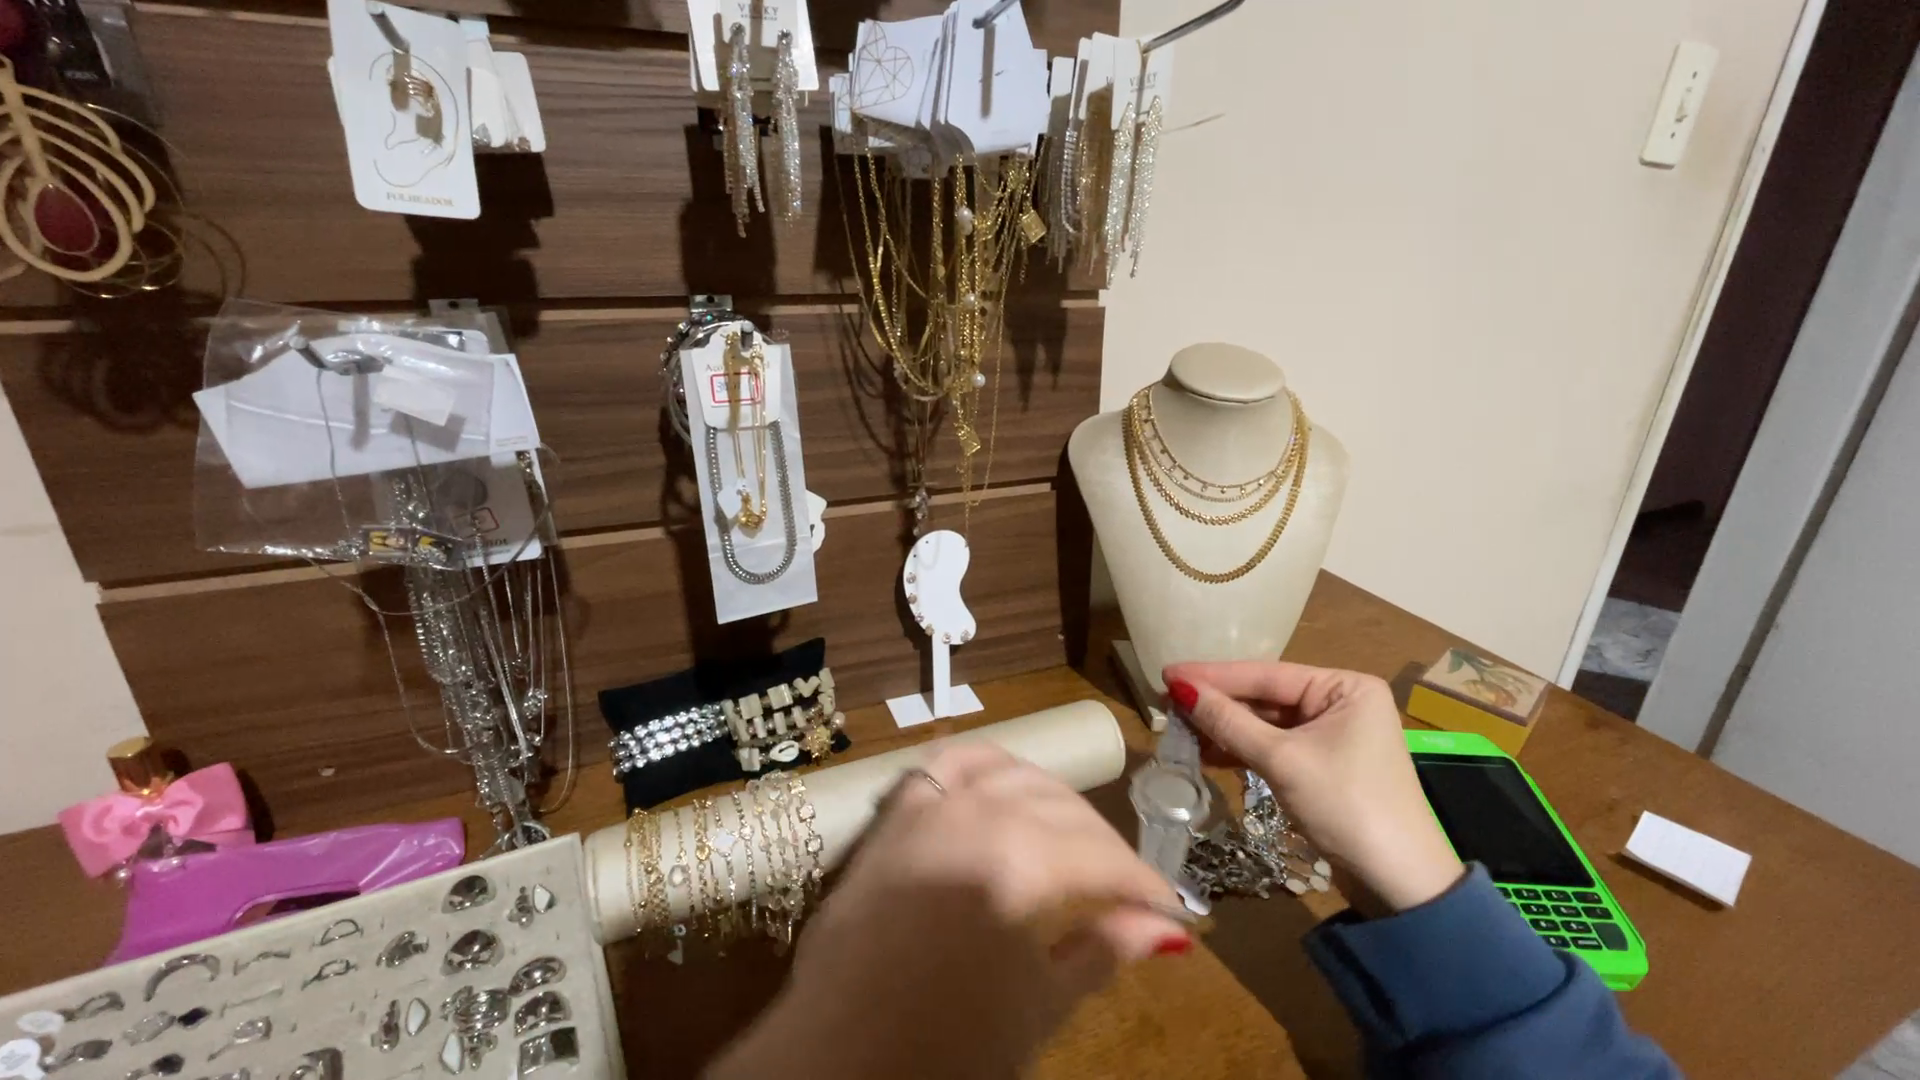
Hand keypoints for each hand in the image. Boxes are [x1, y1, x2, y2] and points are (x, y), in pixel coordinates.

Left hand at [706, 744, 1188, 1079]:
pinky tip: (1003, 779)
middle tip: (1128, 887)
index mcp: (1022, 861)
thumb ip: (1104, 949)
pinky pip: (949, 762)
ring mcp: (932, 804)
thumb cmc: (946, 1043)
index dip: (1146, 884)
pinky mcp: (896, 810)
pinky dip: (986, 765)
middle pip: (1066, 810)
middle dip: (1107, 846)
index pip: (1106, 858)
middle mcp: (980, 813)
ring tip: (1075, 836)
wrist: (838, 1050)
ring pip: (1015, 776)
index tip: (1172, 909)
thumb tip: (1166, 929)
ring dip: (1056, 801)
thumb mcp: (1038, 1004)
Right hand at [1163, 661, 1463, 911]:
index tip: (1167, 672)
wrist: (1399, 884)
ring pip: (1264, 723)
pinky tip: (1204, 750)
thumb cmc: (1347, 807)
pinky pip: (1271, 746)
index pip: (1266, 674)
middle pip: (1264, 697)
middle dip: (1216, 702)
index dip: (1213, 675)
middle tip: (1165, 698)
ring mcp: (1331, 735)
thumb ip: (1228, 722)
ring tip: (1177, 725)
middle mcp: (1340, 703)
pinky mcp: (1320, 765)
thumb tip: (1178, 688)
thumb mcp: (1282, 761)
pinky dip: (1240, 749)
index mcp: (1345, 687)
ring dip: (1223, 727)